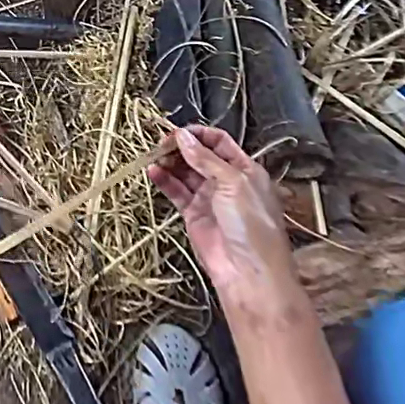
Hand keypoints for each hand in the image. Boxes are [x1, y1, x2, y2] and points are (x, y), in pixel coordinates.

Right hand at [148, 126, 298, 316]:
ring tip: (154, 154)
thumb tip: (183, 136)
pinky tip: (153, 171)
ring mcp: (210, 198)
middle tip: (161, 141)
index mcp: (245, 168)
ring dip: (172, 162)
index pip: (220, 142)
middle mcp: (227, 180)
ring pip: (187, 173)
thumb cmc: (251, 223)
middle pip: (201, 156)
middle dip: (182, 147)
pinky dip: (165, 181)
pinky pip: (178, 193)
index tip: (179, 131)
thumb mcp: (233, 182)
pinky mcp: (194, 215)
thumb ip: (206, 159)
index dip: (200, 134)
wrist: (248, 272)